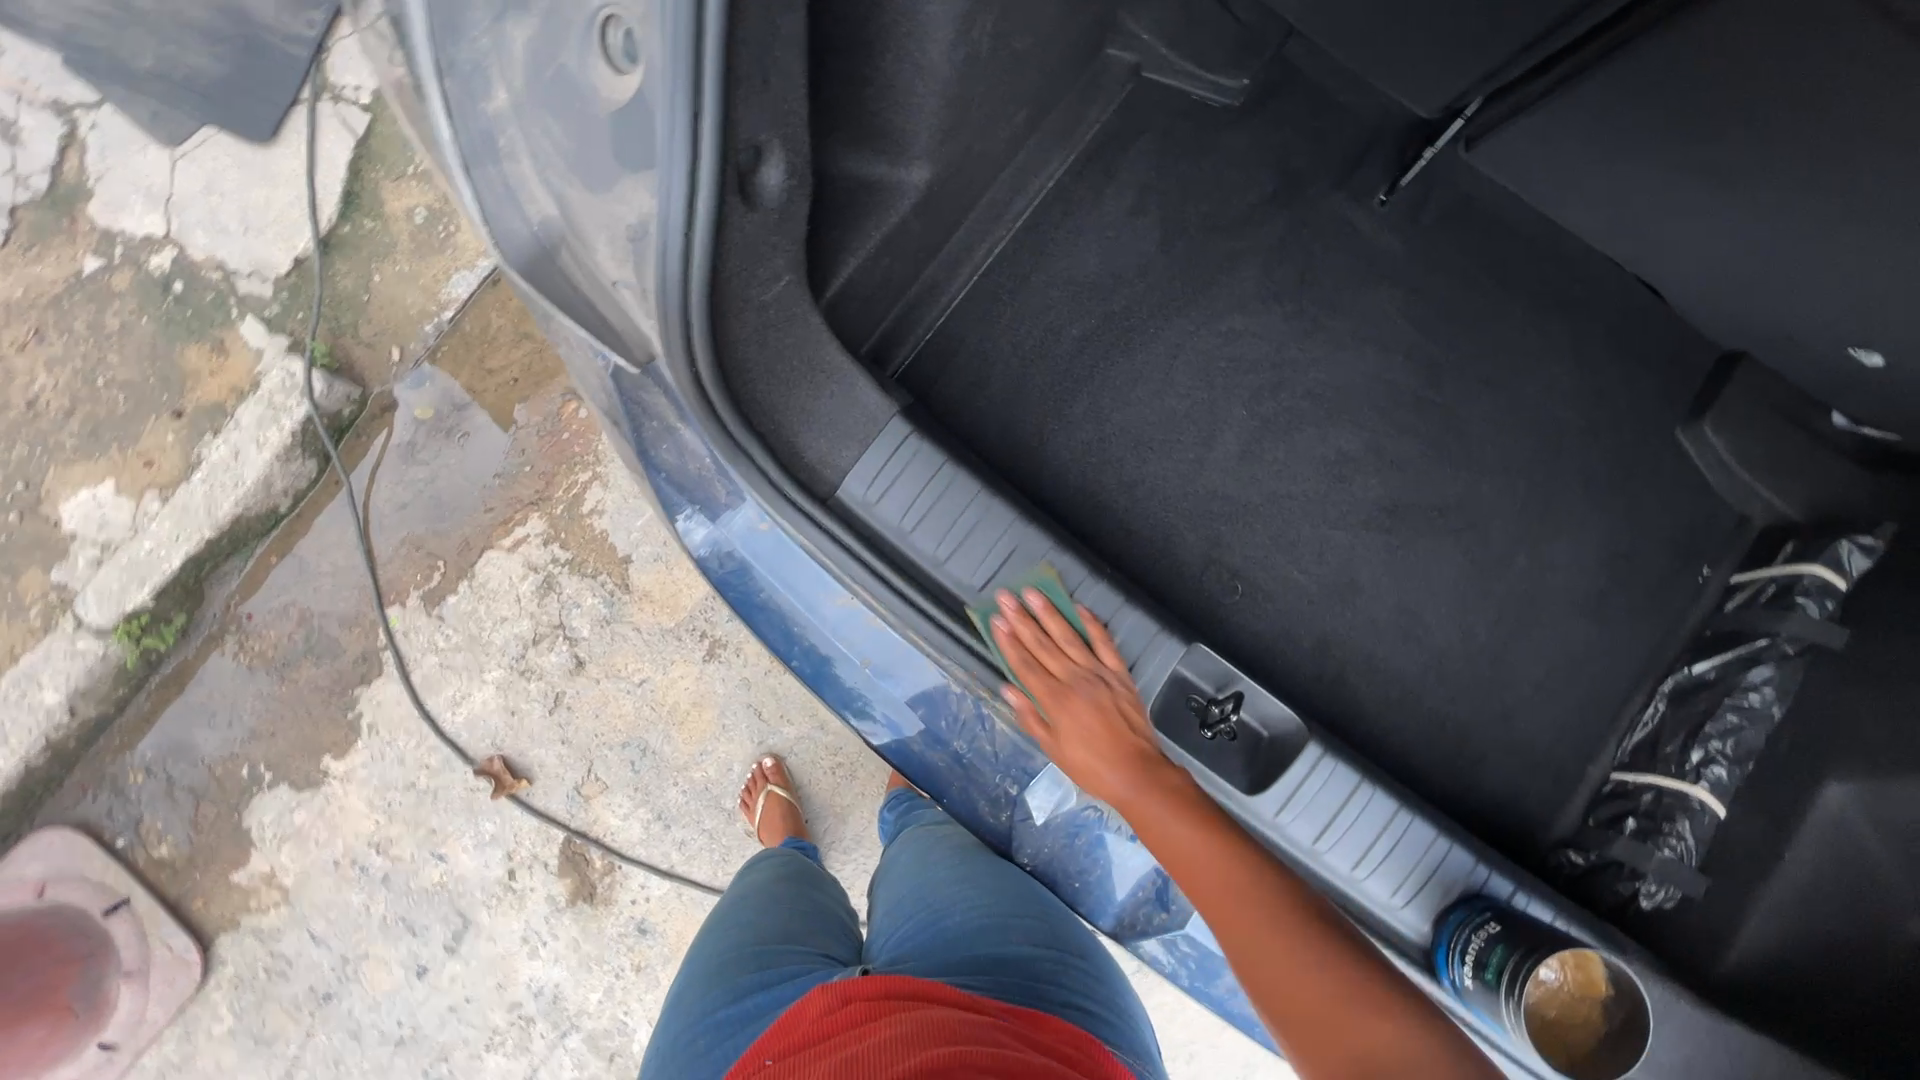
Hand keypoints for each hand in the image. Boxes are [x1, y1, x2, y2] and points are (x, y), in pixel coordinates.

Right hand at [990, 588, 1184, 808]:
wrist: (1137, 772)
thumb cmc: (1090, 766)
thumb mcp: (1052, 749)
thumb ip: (1030, 716)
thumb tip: (1008, 689)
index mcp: (1055, 700)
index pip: (1025, 664)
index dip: (1008, 642)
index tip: (996, 621)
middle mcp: (1074, 680)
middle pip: (1042, 644)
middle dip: (1021, 619)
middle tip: (1006, 597)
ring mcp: (1099, 673)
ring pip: (1069, 637)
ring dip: (1049, 613)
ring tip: (1033, 593)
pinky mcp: (1119, 673)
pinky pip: (1105, 643)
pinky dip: (1092, 624)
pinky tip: (1079, 607)